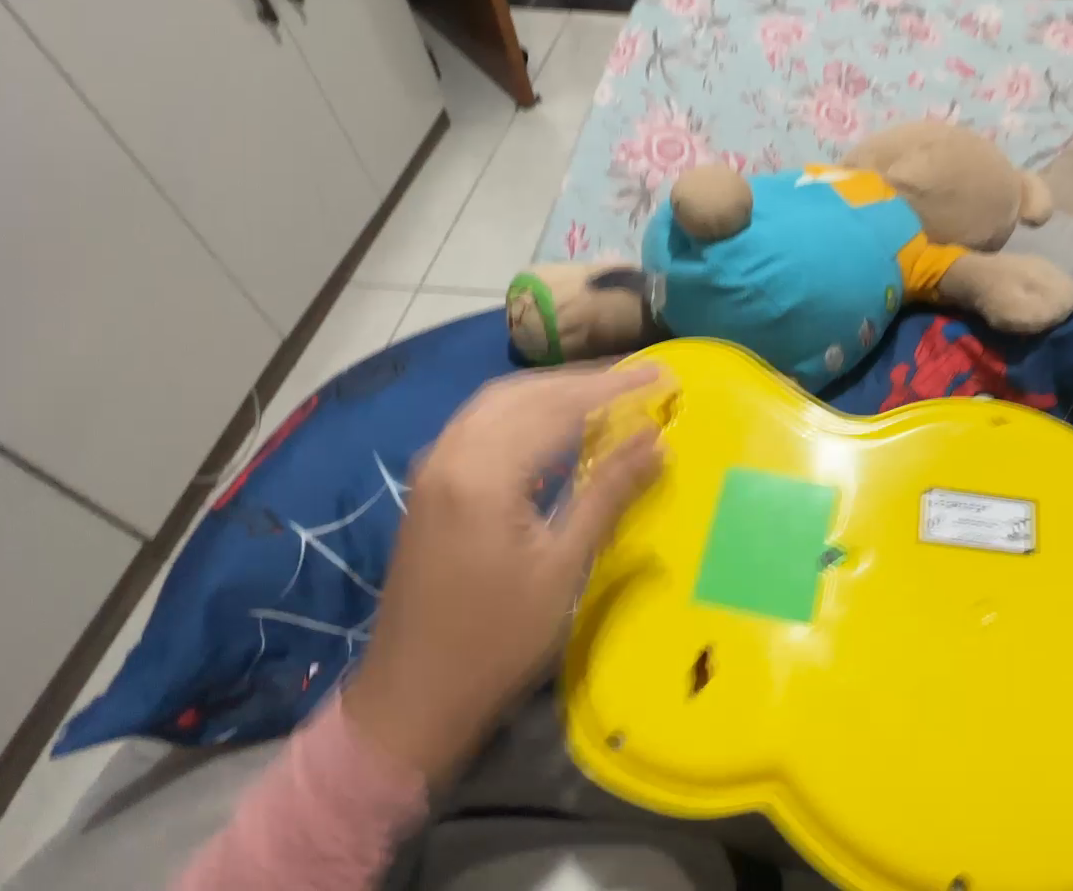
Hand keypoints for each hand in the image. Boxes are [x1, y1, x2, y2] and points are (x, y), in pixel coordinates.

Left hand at [344, 365, 665, 786]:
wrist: (411, 698)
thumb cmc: (497, 640)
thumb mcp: (563, 568)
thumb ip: (607, 493)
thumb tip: (656, 441)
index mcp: (484, 474)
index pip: (558, 407)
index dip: (613, 388)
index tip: (661, 374)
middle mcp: (451, 455)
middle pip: (523, 393)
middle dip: (583, 382)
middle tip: (638, 382)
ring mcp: (433, 470)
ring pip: (496, 404)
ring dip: (551, 392)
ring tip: (603, 396)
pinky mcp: (429, 488)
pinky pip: (479, 425)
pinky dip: (522, 412)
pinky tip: (551, 428)